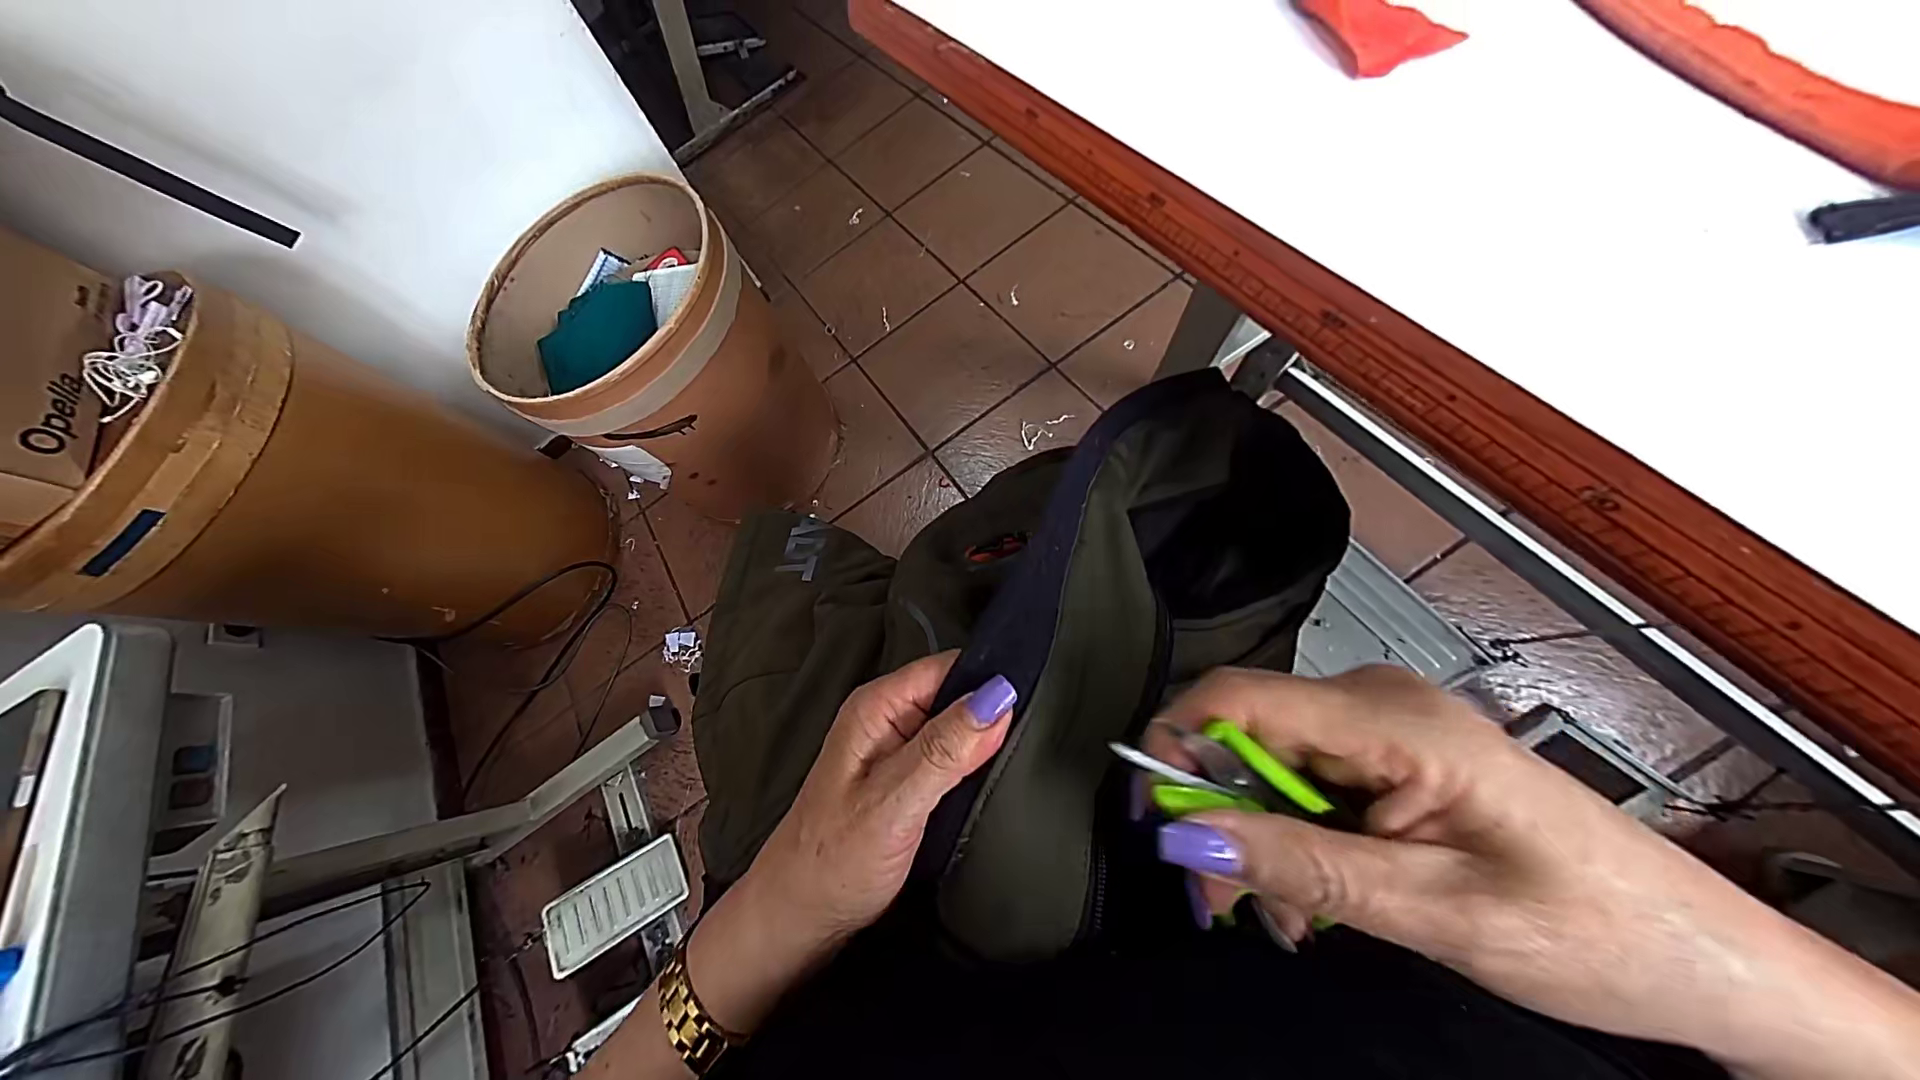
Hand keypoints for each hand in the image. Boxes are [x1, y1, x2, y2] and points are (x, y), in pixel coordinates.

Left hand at [681, 653, 1014, 1034]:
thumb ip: (946, 749)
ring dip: (983, 741)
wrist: (801, 919)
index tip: (1028, 703)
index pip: (946, 667)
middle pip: (954, 692)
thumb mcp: (895, 802)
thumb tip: (998, 697)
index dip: (987, 680)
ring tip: (1007, 765)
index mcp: (876, 707)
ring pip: (956, 725)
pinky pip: (950, 753)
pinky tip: (986, 780)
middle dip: (989, 713)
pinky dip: (972, 764)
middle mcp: (886, 718)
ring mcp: (895, 748)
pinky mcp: (906, 776)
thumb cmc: (832, 863)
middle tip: (1021, 745)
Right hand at [1147, 665, 1919, 1079]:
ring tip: (1282, 916)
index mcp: (1393, 720)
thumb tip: (1185, 836)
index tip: (1156, 818)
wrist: (1709, 956)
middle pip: (1246, 731)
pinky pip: (1303, 776)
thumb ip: (1299, 865)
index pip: (1238, 696)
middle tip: (1216, 901)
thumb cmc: (1595, 933)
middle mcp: (1375, 700)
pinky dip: (1288, 831)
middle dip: (1216, 810)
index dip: (1175, 742)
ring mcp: (1381, 723)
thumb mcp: (1433, 911)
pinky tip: (1313, 891)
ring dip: (1254, 833)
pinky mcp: (1387, 750)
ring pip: (1268, 760)